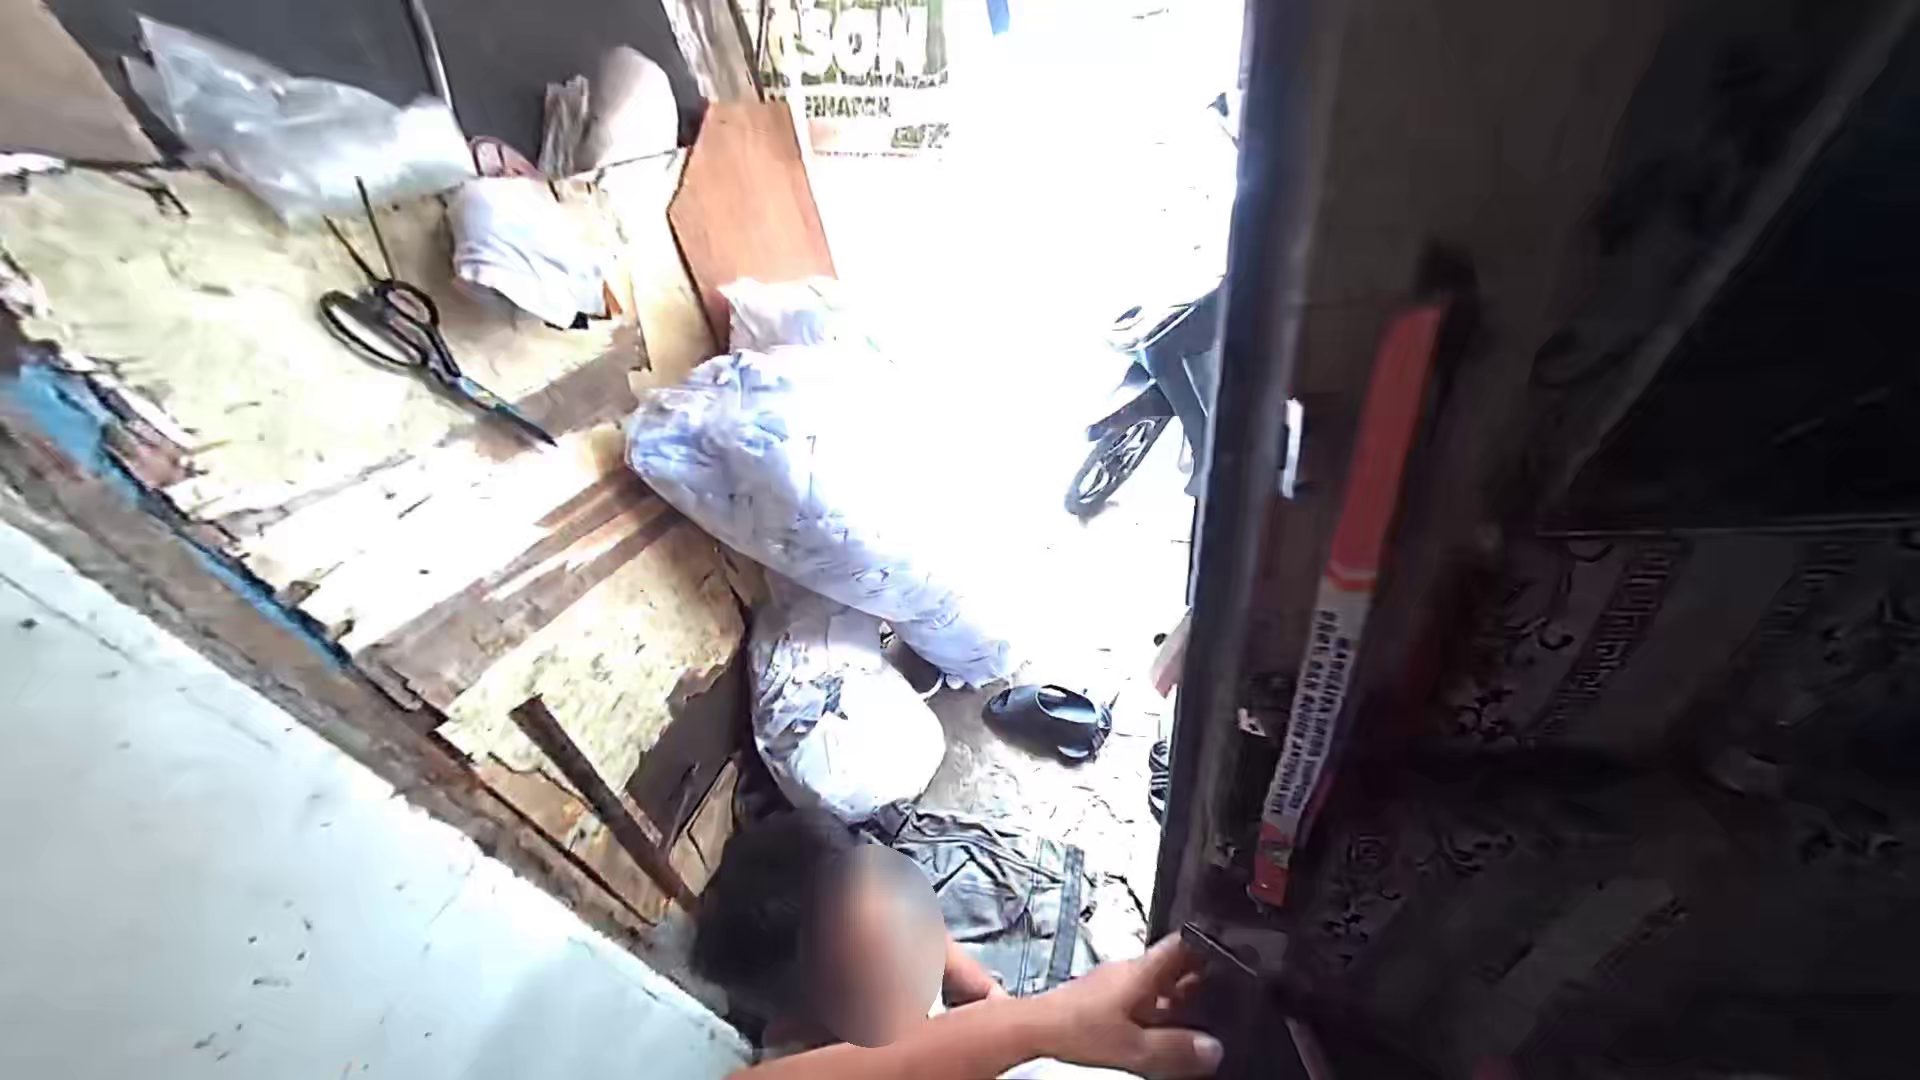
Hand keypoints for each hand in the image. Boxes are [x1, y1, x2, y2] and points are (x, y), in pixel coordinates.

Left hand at [1025, 935, 1221, 1077]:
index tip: (1228, 948)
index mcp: (1140, 972)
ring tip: (1207, 1014)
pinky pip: (1144, 999)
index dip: (1204, 943)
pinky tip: (1170, 1031)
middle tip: (1228, 990)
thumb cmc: (1083, 1029)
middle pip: (1171, 967)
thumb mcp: (1135, 1048)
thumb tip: (1214, 1048)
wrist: (1041, 1028)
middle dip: (1198, 977)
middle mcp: (1131, 971)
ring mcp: (1118, 983)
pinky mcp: (1108, 998)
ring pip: (1158, 985)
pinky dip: (1162, 1010)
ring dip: (1180, 997)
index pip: (1178, 946)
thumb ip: (1175, 1049)